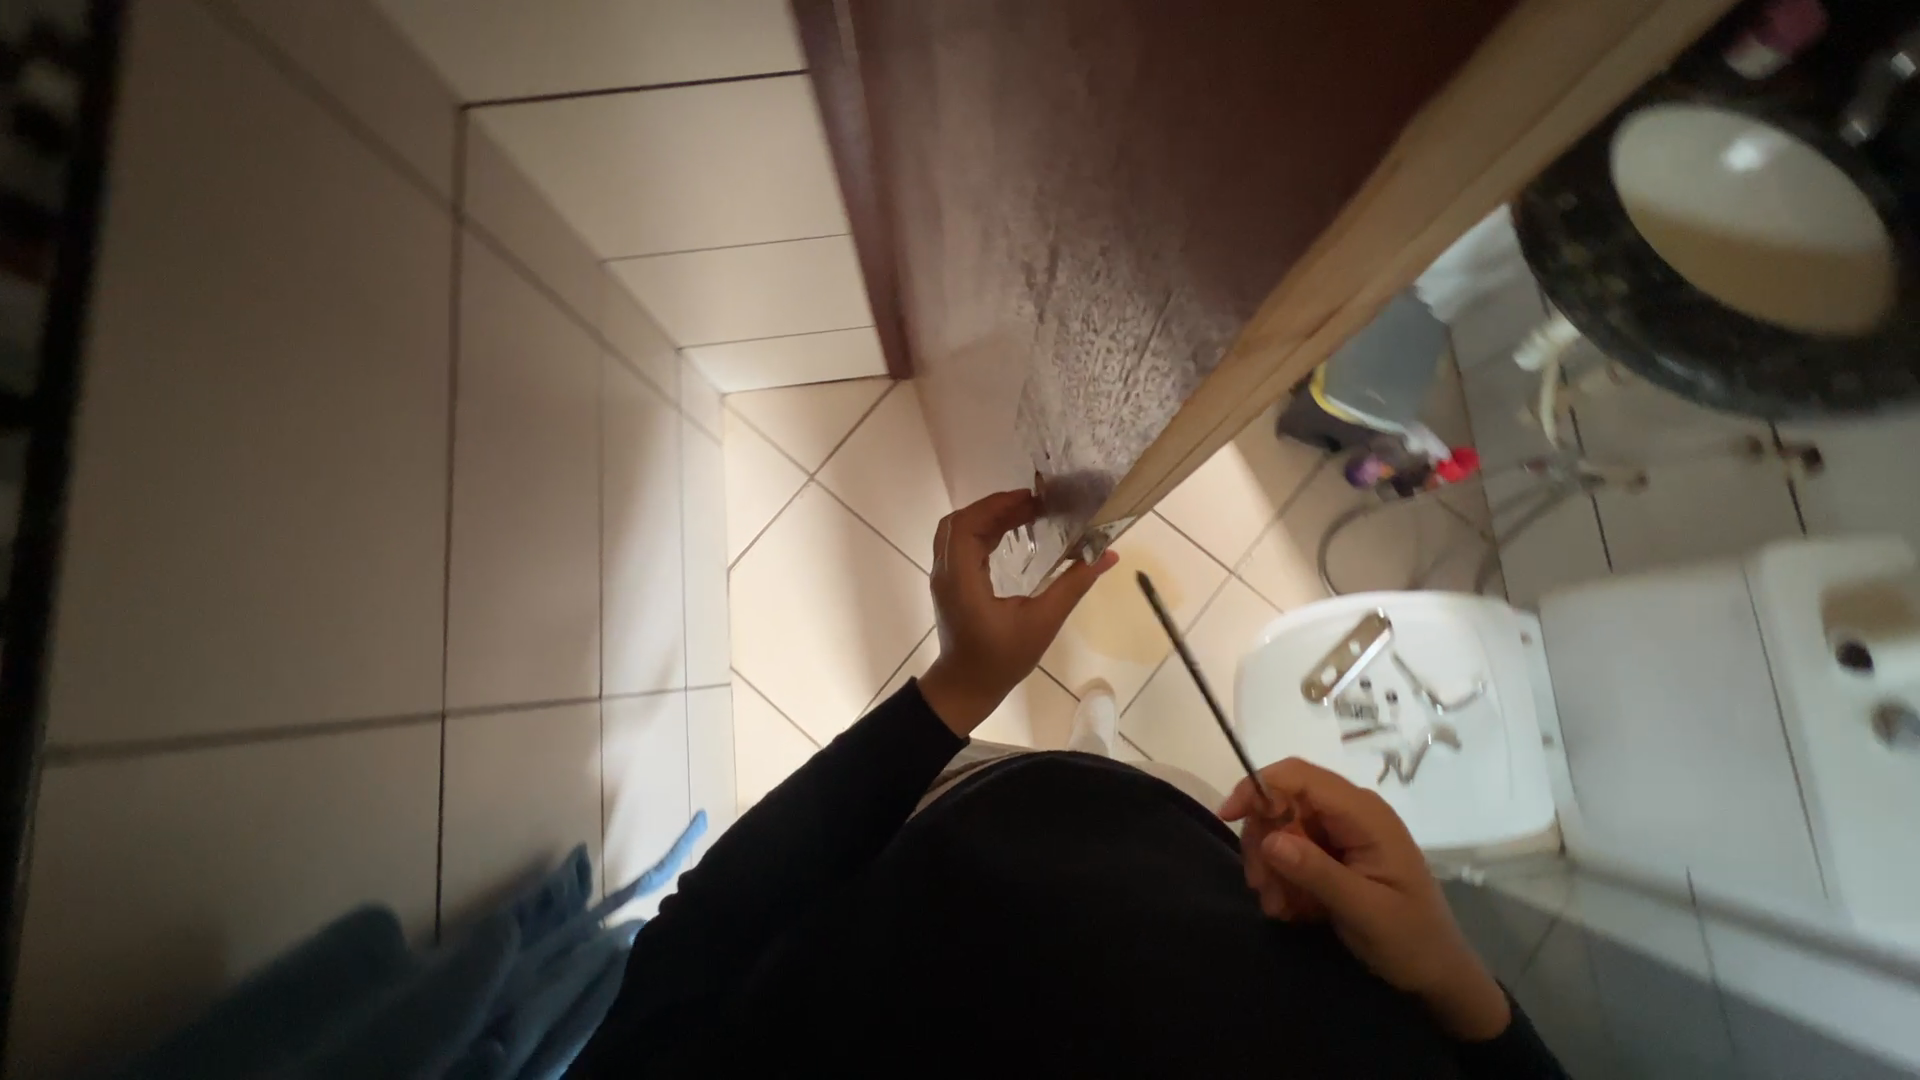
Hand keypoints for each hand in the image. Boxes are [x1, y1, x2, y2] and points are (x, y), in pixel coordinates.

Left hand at [916, 490, 1117, 735]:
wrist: (966, 688)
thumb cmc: (1001, 659)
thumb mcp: (1042, 623)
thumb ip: (1072, 585)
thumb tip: (1107, 554)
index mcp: (961, 579)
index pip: (967, 526)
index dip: (995, 506)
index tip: (1030, 499)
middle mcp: (945, 573)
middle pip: (960, 523)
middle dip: (995, 508)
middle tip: (1033, 505)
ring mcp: (943, 579)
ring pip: (956, 532)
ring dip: (987, 519)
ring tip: (1024, 514)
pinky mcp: (948, 585)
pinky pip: (959, 546)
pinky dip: (981, 533)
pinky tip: (1009, 535)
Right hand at [1219, 759, 1510, 1041]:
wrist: (1440, 976)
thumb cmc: (1411, 941)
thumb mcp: (1364, 911)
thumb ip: (1317, 872)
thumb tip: (1269, 838)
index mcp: (1364, 814)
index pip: (1299, 776)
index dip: (1258, 787)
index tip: (1228, 817)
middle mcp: (1350, 812)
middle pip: (1282, 801)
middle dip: (1263, 840)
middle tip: (1261, 887)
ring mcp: (1341, 830)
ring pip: (1279, 826)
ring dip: (1269, 864)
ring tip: (1277, 906)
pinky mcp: (1333, 850)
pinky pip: (1289, 848)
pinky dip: (1281, 875)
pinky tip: (1288, 907)